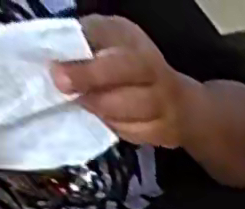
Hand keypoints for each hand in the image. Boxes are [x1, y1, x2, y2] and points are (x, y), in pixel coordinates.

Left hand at [52, 15, 193, 147]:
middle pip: (128, 101)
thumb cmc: (137, 60)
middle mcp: (164, 91)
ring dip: (102, 114)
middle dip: (94, 99)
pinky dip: (115, 127)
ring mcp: (168, 118)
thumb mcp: (116, 35)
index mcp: (148, 60)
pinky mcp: (165, 138)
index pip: (121, 68)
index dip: (90, 74)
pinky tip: (105, 116)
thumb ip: (94, 39)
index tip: (60, 77)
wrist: (184, 104)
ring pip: (130, 123)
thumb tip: (65, 54)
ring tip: (86, 102)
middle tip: (70, 94)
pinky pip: (134, 136)